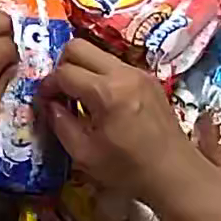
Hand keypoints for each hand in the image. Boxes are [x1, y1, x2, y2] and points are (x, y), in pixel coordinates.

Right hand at [36, 38, 208, 211]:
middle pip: (78, 46)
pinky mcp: (147, 76)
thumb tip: (48, 103)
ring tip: (81, 96)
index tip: (44, 99)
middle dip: (62, 65)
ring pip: (96, 52)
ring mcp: (138, 72)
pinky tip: (102, 100)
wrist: (175, 173)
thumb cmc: (129, 169)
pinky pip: (114, 63)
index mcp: (106, 93)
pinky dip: (100, 74)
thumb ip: (60, 124)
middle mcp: (123, 73)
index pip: (64, 73)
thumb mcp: (84, 154)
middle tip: (61, 90)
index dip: (48, 85)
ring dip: (82, 68)